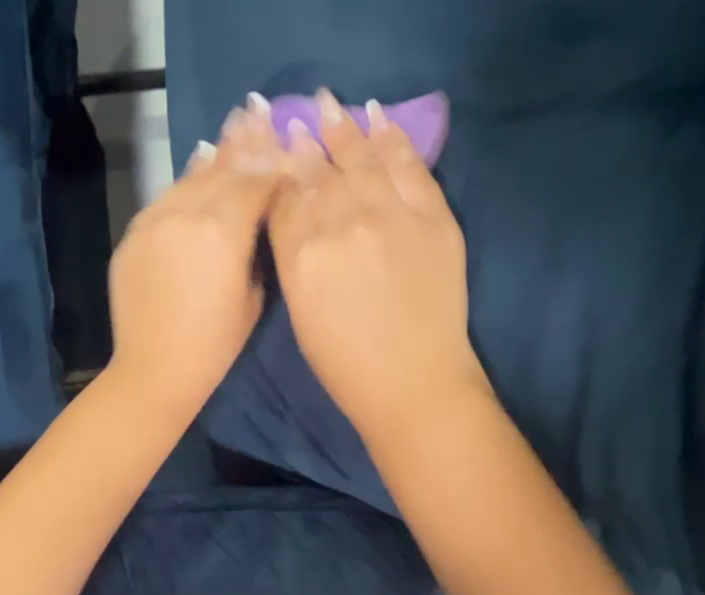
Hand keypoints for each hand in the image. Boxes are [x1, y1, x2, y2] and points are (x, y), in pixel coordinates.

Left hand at [107, 96, 286, 403]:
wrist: (154, 370)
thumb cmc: (215, 345)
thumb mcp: (253, 295)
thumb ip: (256, 243)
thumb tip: (260, 215)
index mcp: (225, 228)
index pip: (256, 180)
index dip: (276, 163)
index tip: (292, 144)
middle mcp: (187, 213)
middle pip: (222, 168)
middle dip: (246, 142)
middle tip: (261, 110)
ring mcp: (154, 222)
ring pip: (189, 179)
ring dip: (213, 157)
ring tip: (231, 130)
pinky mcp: (132, 238)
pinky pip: (163, 201)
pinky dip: (183, 185)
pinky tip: (195, 171)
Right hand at [268, 90, 487, 428]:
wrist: (410, 381)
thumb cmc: (342, 362)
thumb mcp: (300, 312)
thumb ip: (293, 259)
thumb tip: (292, 219)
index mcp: (301, 256)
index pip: (286, 198)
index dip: (279, 170)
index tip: (272, 150)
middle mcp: (341, 224)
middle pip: (319, 172)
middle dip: (305, 142)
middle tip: (296, 117)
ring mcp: (390, 215)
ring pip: (360, 159)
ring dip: (343, 128)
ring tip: (328, 104)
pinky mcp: (431, 215)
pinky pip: (407, 164)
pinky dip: (391, 137)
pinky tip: (376, 118)